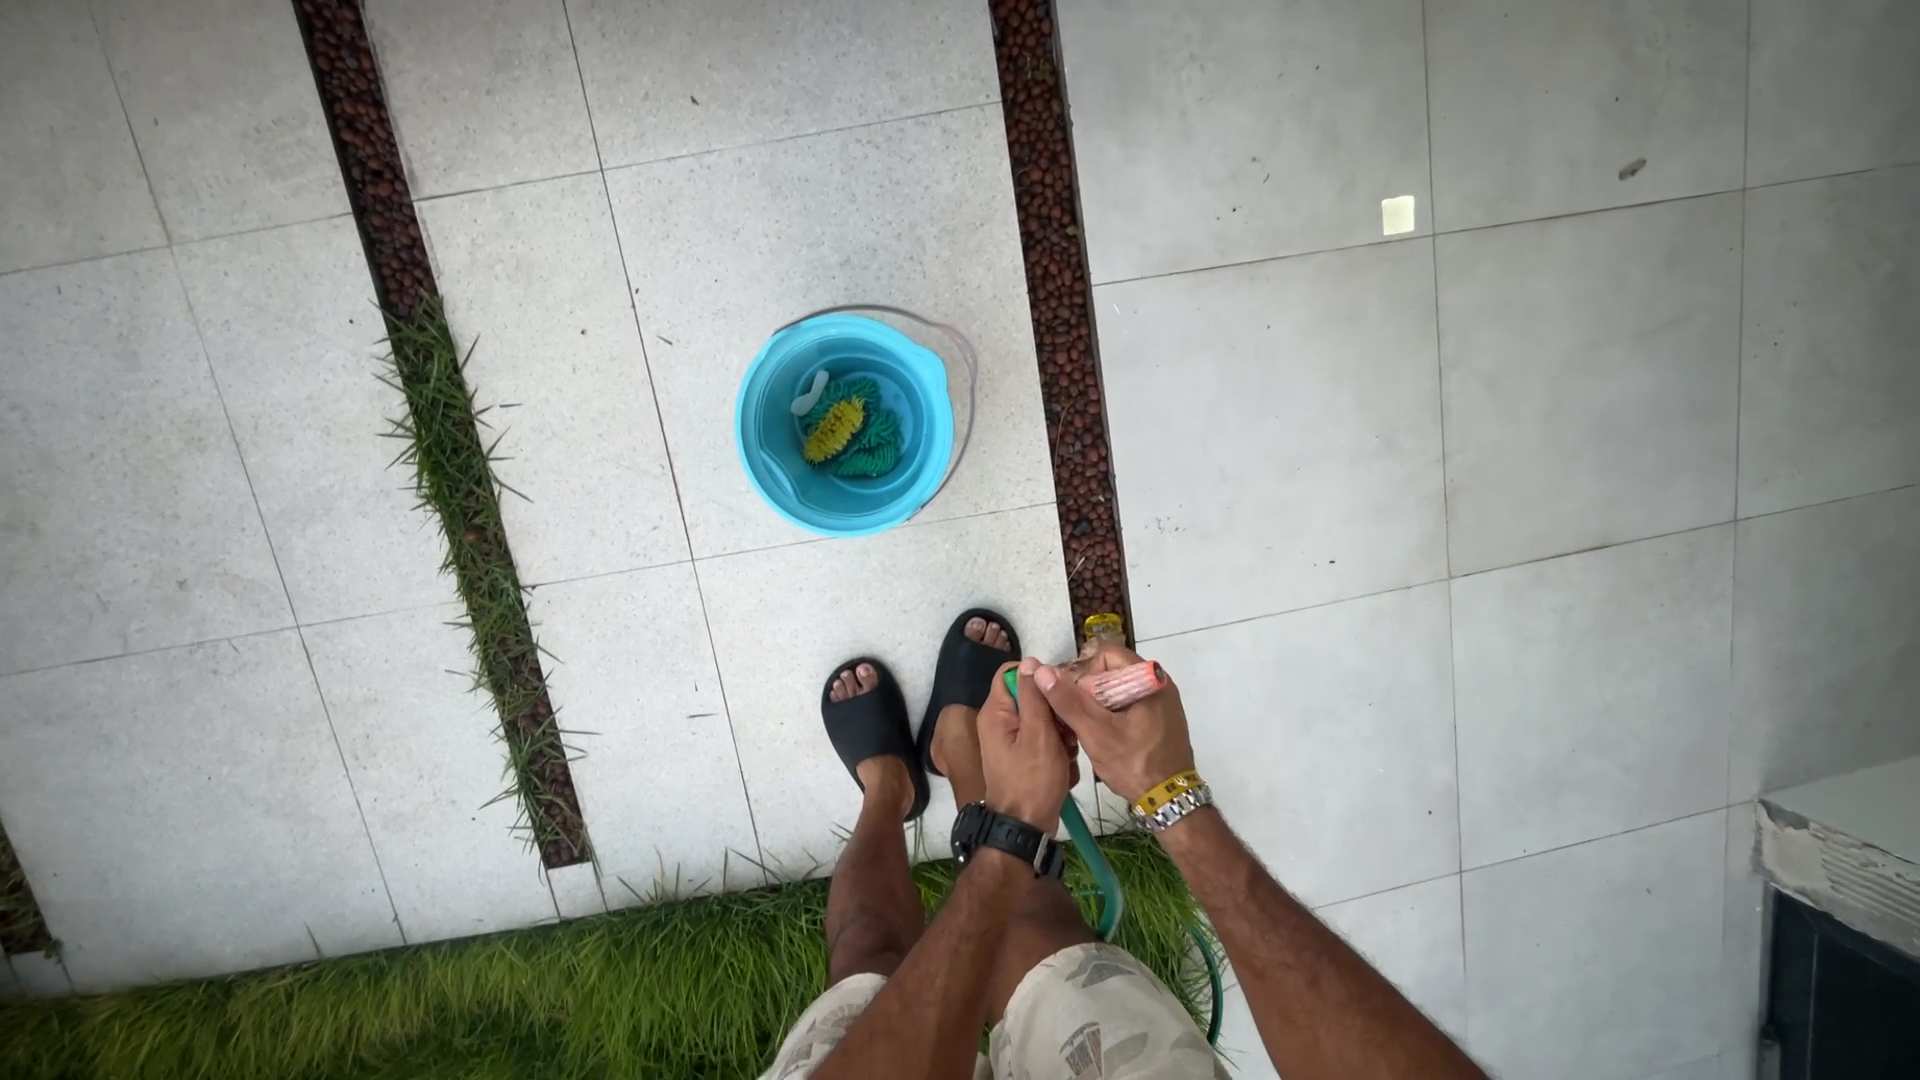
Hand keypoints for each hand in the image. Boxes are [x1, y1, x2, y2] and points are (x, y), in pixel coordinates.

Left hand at [976, 658, 1071, 833]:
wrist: (1026, 828)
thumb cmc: (1032, 781)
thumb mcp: (1038, 734)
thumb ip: (1035, 697)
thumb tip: (1031, 662)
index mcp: (996, 712)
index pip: (1013, 673)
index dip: (1038, 677)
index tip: (1060, 692)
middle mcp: (999, 722)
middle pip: (1032, 697)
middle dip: (1055, 714)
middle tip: (1067, 733)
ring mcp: (1011, 741)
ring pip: (1043, 721)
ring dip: (1061, 737)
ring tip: (1067, 755)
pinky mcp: (1024, 757)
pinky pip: (1044, 742)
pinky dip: (1057, 754)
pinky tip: (1064, 769)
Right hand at [1034, 642, 1194, 802]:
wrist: (1171, 801)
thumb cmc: (1134, 765)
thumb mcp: (1096, 733)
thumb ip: (1068, 701)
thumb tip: (1041, 672)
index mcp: (1149, 678)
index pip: (1106, 655)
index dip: (1086, 674)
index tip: (1078, 703)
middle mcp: (1159, 681)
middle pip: (1112, 670)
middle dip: (1091, 692)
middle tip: (1083, 720)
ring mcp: (1163, 700)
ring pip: (1119, 688)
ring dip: (1101, 705)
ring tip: (1093, 730)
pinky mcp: (1162, 716)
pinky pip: (1130, 702)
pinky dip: (1114, 713)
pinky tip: (1108, 736)